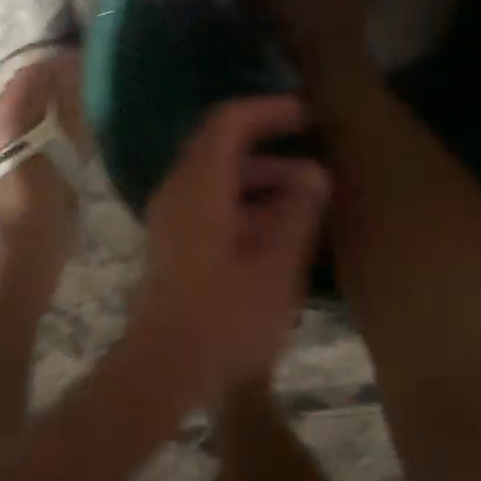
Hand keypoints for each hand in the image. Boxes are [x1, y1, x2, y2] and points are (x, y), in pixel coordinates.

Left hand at [123, 97, 330, 406]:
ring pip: (219, 179)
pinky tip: (281, 233)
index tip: (310, 115)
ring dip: (263, 182)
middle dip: (273, 150)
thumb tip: (315, 174)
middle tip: (319, 165)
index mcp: (199, 185)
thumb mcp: (274, 268)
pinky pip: (211, 204)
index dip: (270, 110)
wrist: (161, 370)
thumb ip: (297, 214)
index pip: (229, 121)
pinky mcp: (174, 242)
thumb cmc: (223, 319)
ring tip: (310, 203)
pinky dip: (246, 205)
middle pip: (223, 148)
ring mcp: (171, 217)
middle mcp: (178, 191)